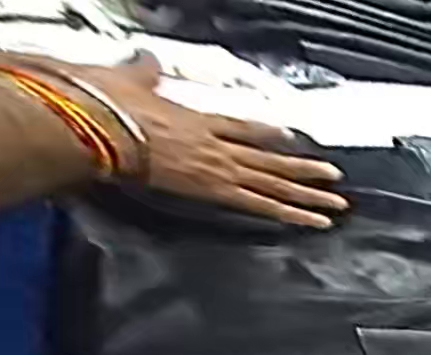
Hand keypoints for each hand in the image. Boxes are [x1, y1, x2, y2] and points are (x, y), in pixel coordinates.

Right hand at [73, 53, 348, 226]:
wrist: (90, 124)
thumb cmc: (98, 101)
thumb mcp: (123, 80)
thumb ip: (142, 72)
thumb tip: (147, 56)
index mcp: (197, 120)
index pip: (241, 127)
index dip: (267, 132)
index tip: (289, 135)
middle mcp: (219, 147)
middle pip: (272, 160)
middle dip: (306, 168)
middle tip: (335, 174)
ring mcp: (224, 171)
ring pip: (279, 184)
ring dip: (312, 195)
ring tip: (340, 203)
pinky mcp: (220, 192)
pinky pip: (267, 207)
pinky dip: (296, 215)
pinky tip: (320, 222)